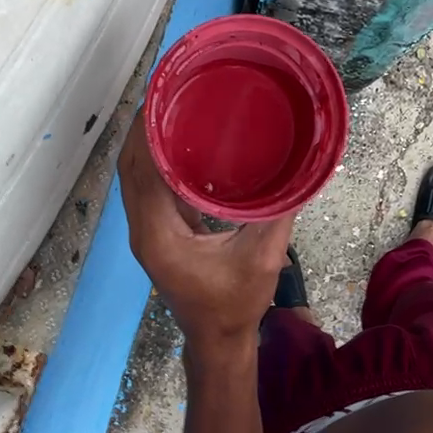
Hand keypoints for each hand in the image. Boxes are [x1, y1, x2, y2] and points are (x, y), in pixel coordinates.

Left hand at [117, 114, 294, 350]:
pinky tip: (179, 142)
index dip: (146, 132)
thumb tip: (302, 169)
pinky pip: (148, 187)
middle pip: (130, 167)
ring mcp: (147, 231)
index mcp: (158, 234)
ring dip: (147, 142)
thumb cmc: (236, 304)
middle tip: (169, 91)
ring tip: (172, 107)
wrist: (219, 342)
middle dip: (143, 128)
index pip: (140, 171)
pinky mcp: (157, 232)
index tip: (162, 97)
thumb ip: (278, 212)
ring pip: (135, 176)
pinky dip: (156, 160)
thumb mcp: (263, 258)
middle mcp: (143, 229)